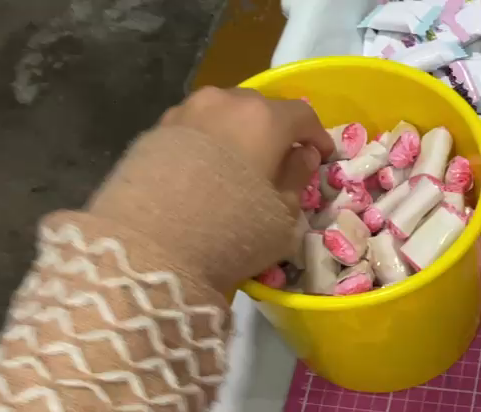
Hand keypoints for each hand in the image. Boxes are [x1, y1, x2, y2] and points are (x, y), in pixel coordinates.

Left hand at [87, 88, 333, 291]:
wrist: (158, 240)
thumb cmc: (236, 229)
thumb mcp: (284, 215)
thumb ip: (298, 178)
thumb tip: (303, 155)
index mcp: (264, 119)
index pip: (302, 115)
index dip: (317, 136)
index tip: (323, 158)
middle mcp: (225, 102)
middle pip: (261, 108)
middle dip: (277, 132)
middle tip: (283, 162)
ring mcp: (188, 110)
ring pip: (226, 114)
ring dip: (242, 135)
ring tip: (244, 167)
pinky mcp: (159, 128)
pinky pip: (198, 128)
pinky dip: (213, 143)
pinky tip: (212, 173)